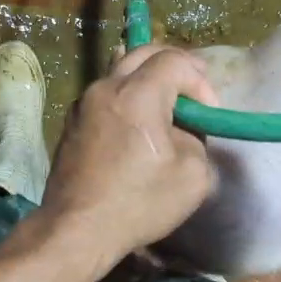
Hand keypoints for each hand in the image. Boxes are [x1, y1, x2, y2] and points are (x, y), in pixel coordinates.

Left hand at [43, 44, 218, 261]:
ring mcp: (83, 103)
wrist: (77, 228)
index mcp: (137, 94)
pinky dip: (126, 96)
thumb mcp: (192, 174)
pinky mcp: (71, 122)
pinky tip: (135, 121)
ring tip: (165, 104)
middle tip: (192, 91)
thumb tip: (180, 131)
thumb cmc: (138, 203)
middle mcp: (105, 87)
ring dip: (147, 79)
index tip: (208, 113)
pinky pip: (105, 94)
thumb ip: (195, 138)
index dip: (200, 81)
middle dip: (174, 66)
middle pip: (144, 53)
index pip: (175, 62)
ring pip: (120, 71)